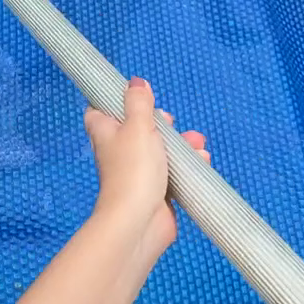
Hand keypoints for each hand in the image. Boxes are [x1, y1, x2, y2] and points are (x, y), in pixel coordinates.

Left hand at [83, 77, 208, 260]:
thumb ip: (138, 102)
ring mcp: (137, 171)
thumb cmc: (133, 168)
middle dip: (160, 123)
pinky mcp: (156, 189)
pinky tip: (202, 159)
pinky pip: (172, 171)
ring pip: (159, 149)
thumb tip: (135, 82)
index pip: (102, 110)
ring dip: (180, 143)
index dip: (117, 101)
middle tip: (170, 122)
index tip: (137, 97)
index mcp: (105, 131)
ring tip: (197, 142)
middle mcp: (118, 150)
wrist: (139, 221)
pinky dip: (187, 164)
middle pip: (137, 127)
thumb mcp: (137, 125)